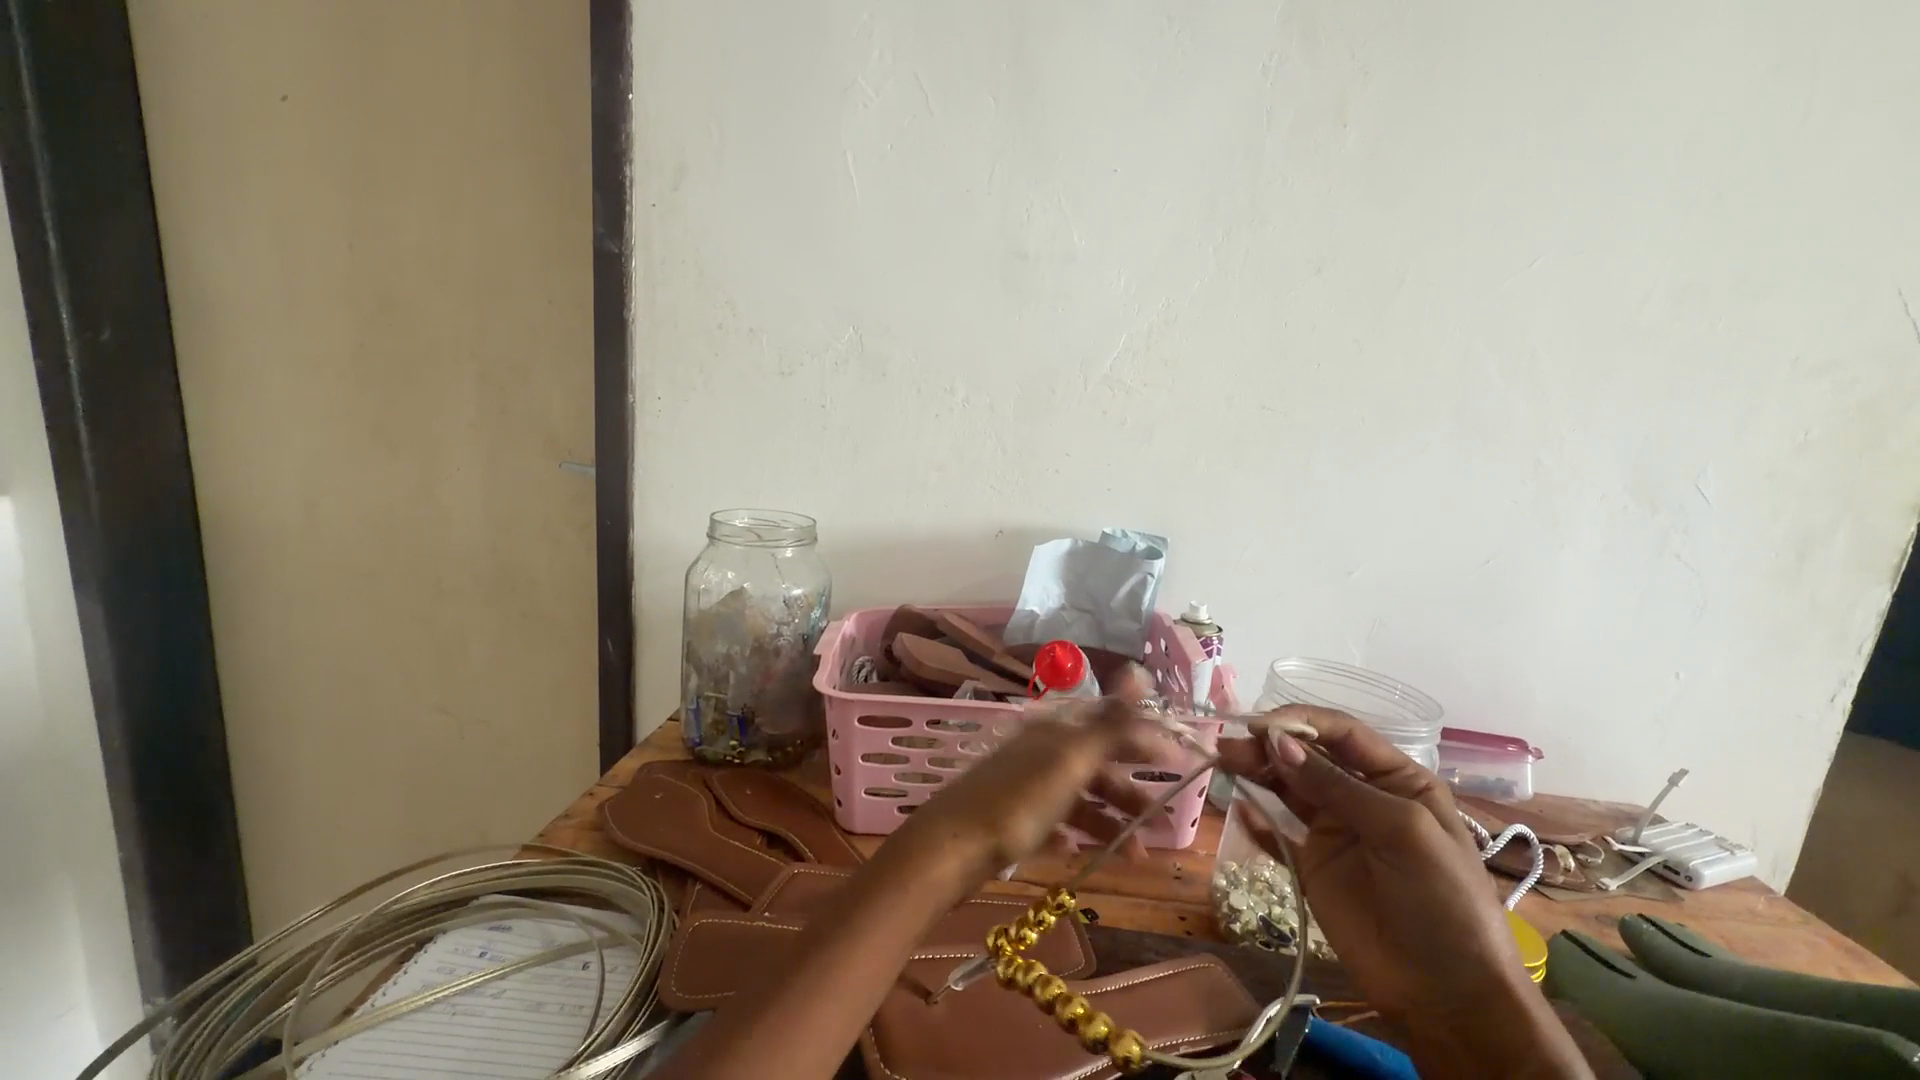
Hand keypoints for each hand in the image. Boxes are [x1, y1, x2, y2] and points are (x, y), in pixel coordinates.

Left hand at [889, 688, 1172, 884]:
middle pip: (1095, 764)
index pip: (1109, 725)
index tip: (1181, 761)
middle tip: (1163, 821)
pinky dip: (1073, 836)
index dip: (1144, 739)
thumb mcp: (1070, 761)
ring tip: (1136, 856)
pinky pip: (1052, 823)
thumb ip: (1110, 721)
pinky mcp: (1008, 820)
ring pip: (1078, 797)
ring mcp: (1022, 786)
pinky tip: (1082, 856)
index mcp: (1055, 732)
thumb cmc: (1017, 803)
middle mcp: (1040, 752)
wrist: (949, 849)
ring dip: (1110, 823)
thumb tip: (1140, 669)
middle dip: (1131, 790)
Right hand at [1215, 706, 1521, 1017]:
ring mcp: (1335, 832)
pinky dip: (1257, 822)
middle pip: (1309, 757)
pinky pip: (1278, 836)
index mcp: (1397, 780)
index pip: (1342, 734)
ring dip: (1258, 772)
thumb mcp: (1402, 831)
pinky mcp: (1312, 869)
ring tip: (1224, 763)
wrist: (1449, 993)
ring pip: (1289, 789)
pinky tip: (1238, 811)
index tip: (1259, 726)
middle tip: (1231, 747)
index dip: (1300, 723)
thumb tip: (1277, 743)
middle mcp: (1363, 798)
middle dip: (1270, 746)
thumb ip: (1337, 786)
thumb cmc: (1442, 900)